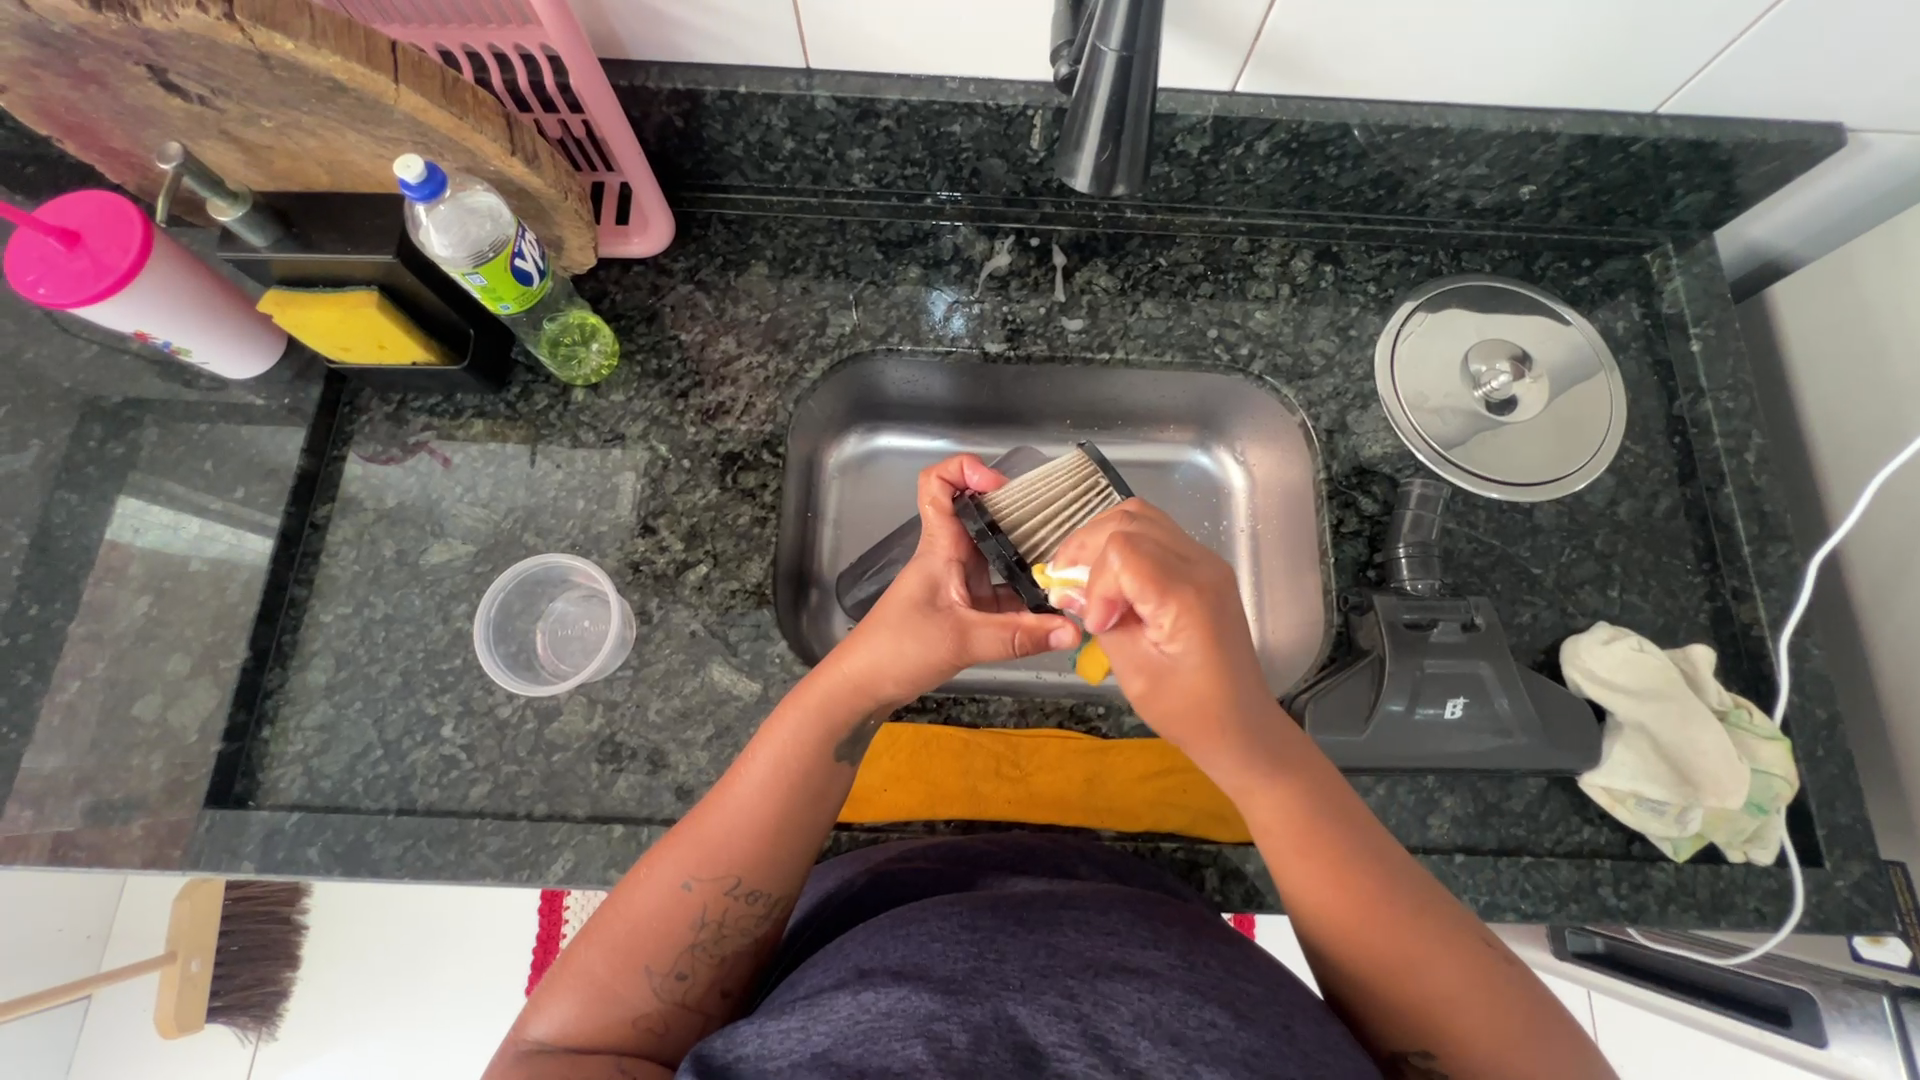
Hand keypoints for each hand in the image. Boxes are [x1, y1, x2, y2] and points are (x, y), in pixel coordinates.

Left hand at [825, 454, 1080, 708]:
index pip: (938, 484)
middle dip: (1021, 518)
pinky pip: (1002, 596)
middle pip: (985, 519)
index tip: (1003, 486)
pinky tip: (1054, 615)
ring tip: (1071, 571)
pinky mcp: (964, 611)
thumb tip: (1072, 631)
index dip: (967, 470)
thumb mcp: (962, 641)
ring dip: (1030, 564)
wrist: (863, 687)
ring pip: (999, 560)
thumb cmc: (897, 650)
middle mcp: (951, 557)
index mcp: (940, 547)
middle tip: (1062, 531)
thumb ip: (1018, 636)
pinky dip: (1026, 603)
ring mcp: (959, 584)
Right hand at [1050, 499, 1292, 788]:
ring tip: (1081, 576)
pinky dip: (1122, 546)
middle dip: (1088, 548)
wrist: (1241, 726)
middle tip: (1066, 584)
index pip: (1121, 548)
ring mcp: (1206, 562)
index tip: (1095, 624)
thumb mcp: (1135, 673)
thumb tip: (1067, 590)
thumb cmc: (1189, 711)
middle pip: (1129, 520)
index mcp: (1186, 594)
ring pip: (1141, 517)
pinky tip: (1108, 579)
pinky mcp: (1203, 568)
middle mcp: (1201, 565)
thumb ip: (1101, 623)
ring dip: (1102, 540)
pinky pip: (1155, 534)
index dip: (1095, 581)